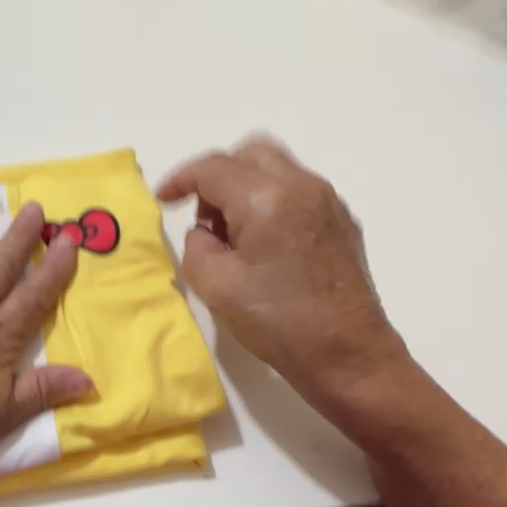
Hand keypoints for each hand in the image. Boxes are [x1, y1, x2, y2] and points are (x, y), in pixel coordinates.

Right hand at [156, 137, 412, 411]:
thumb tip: (206, 232)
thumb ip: (197, 247)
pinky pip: (296, 193)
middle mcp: (302, 185)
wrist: (344, 351)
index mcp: (266, 198)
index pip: (213, 168)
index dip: (181, 179)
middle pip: (250, 154)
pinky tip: (263, 249)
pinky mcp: (341, 222)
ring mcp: (327, 201)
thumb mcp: (215, 287)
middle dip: (217, 178)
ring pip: (276, 169)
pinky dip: (270, 204)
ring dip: (245, 190)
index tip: (162, 200)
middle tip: (204, 222)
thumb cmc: (275, 321)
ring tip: (233, 239)